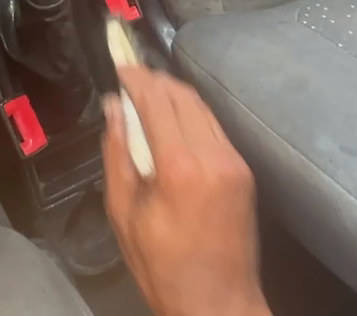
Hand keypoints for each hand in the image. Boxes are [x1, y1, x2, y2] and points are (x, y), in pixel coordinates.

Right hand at [103, 65, 269, 315]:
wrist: (219, 306)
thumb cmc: (162, 267)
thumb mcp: (124, 214)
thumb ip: (117, 153)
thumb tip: (113, 107)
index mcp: (179, 167)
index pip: (156, 100)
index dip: (136, 78)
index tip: (120, 65)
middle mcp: (211, 155)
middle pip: (181, 95)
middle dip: (154, 80)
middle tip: (130, 77)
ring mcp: (232, 161)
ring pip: (200, 106)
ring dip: (173, 93)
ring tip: (148, 93)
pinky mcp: (243, 170)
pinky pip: (213, 126)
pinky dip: (190, 113)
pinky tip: (173, 119)